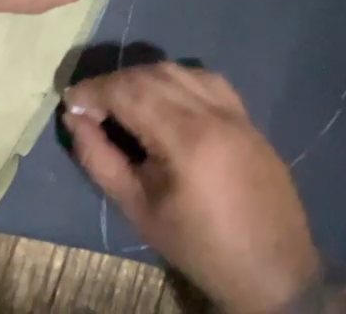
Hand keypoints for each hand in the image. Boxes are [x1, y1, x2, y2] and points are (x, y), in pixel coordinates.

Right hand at [63, 65, 319, 313]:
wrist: (275, 275)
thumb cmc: (199, 247)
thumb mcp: (137, 209)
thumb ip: (98, 158)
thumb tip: (74, 117)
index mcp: (186, 139)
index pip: (127, 92)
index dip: (92, 91)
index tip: (70, 102)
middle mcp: (213, 114)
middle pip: (149, 75)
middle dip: (112, 83)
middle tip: (91, 106)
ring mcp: (236, 114)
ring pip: (177, 70)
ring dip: (142, 78)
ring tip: (124, 102)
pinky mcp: (249, 120)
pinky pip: (206, 80)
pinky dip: (177, 80)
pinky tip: (165, 100)